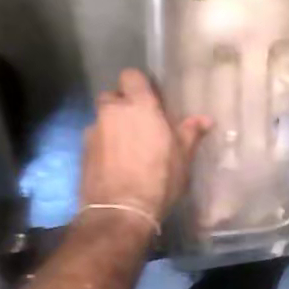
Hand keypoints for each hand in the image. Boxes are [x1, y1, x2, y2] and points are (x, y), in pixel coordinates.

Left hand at [79, 69, 210, 227]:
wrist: (120, 212)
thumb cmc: (158, 179)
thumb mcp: (182, 157)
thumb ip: (190, 133)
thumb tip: (205, 120)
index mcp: (139, 106)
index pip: (131, 76)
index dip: (139, 85)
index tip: (150, 100)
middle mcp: (112, 112)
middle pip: (112, 96)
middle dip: (122, 106)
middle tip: (138, 124)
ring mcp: (93, 131)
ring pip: (102, 119)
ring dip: (112, 127)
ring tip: (126, 148)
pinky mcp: (82, 151)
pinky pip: (95, 139)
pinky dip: (103, 146)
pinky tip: (114, 164)